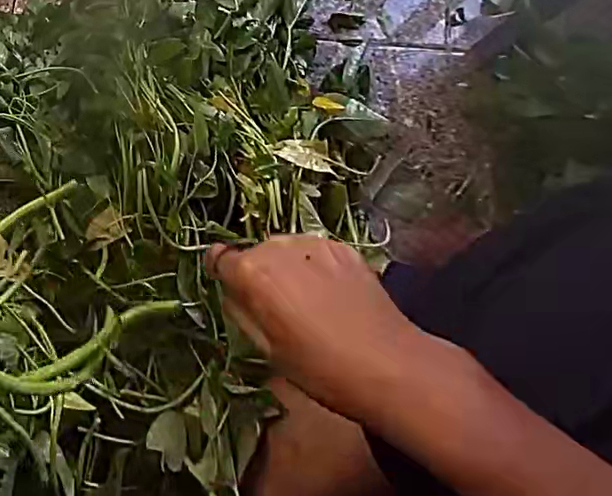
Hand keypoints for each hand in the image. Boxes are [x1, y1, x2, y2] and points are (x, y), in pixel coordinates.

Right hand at [206, 236, 427, 423]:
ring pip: (285, 251)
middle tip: (280, 308)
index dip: (223, 273)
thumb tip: (231, 291)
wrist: (393, 367)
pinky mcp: (341, 247)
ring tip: (311, 303)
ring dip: (288, 269)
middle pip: (255, 254)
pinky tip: (334, 297)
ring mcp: (311, 243)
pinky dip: (317, 268)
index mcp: (252, 272)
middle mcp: (276, 246)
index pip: (218, 257)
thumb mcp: (268, 350)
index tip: (234, 290)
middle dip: (261, 274)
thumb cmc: (322, 369)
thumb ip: (241, 312)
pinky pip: (315, 253)